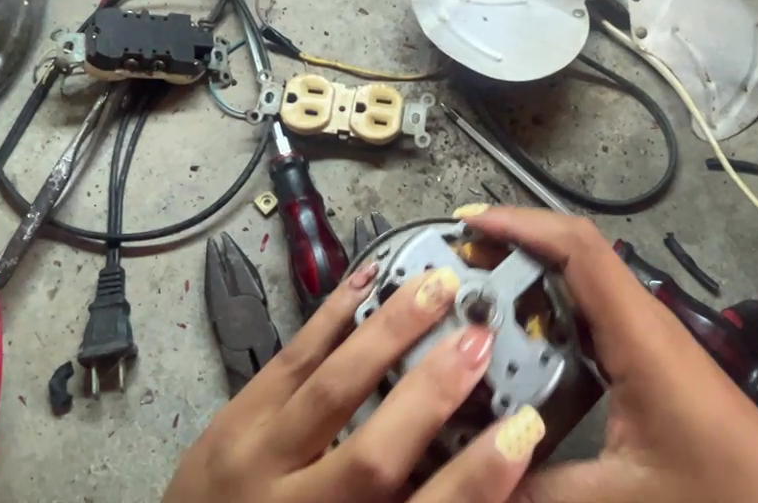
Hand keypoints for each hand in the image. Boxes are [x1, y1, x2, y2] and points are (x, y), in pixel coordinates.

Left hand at [165, 260, 549, 502]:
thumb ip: (406, 501)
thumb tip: (472, 459)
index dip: (476, 479)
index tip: (522, 431)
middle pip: (372, 454)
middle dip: (431, 392)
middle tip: (479, 339)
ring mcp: (255, 458)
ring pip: (328, 388)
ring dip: (387, 333)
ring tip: (433, 288)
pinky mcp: (234, 417)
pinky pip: (290, 357)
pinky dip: (332, 315)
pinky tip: (364, 278)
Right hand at [462, 208, 757, 502]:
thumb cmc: (723, 496)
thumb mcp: (623, 502)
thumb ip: (541, 493)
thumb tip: (475, 484)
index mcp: (638, 333)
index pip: (576, 247)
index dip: (521, 223)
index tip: (468, 222)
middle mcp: (642, 320)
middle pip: (574, 252)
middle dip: (514, 242)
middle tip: (455, 260)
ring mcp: (649, 337)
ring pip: (583, 280)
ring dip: (531, 273)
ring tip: (475, 292)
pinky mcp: (651, 359)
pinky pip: (592, 313)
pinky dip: (551, 308)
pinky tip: (521, 343)